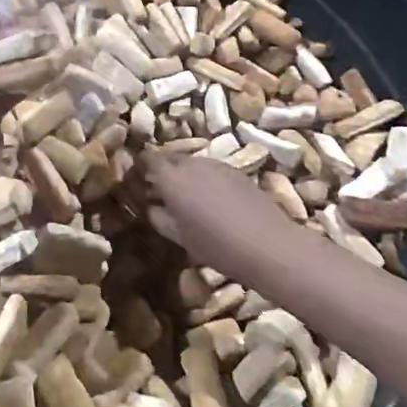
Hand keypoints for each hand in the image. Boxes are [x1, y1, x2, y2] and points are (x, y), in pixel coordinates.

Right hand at [143, 154, 293, 275]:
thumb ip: (162, 219)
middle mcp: (192, 165)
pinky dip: (205, 178)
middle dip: (164, 170)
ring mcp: (217, 165)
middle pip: (172, 159)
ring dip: (185, 174)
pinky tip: (212, 200)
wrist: (268, 245)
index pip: (150, 160)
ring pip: (193, 163)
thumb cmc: (218, 247)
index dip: (142, 166)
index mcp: (172, 180)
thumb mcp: (182, 239)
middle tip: (160, 190)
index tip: (138, 177)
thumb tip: (153, 207)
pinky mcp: (236, 171)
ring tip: (187, 197)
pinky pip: (211, 169)